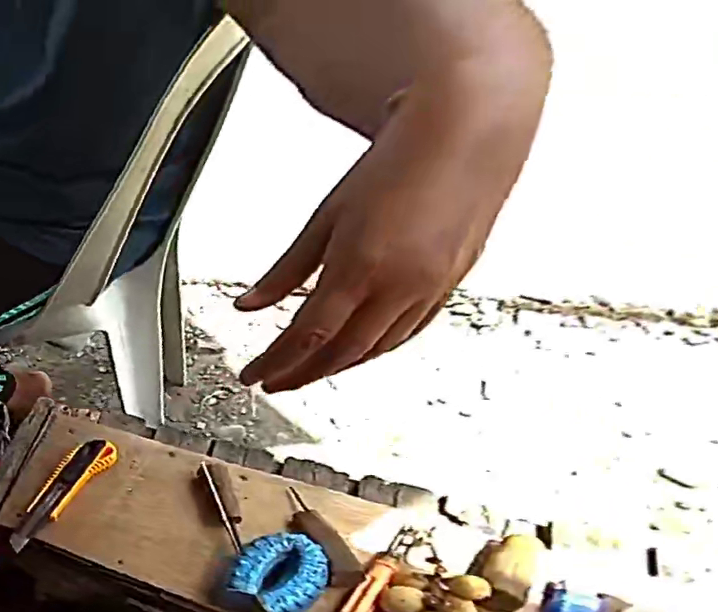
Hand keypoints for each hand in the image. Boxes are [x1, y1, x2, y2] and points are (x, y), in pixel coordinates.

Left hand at [234, 84, 534, 392]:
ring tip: (306, 372)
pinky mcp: (455, 277)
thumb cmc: (394, 165)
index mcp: (361, 269)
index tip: (252, 376)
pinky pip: (410, 329)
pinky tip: (355, 351)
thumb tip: (246, 305)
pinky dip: (376, 348)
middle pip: (341, 351)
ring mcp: (434, 282)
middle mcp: (402, 282)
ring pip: (377, 346)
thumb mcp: (323, 222)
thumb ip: (282, 273)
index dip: (275, 363)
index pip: (306, 337)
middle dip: (302, 373)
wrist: (471, 123)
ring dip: (337, 366)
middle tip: (274, 383)